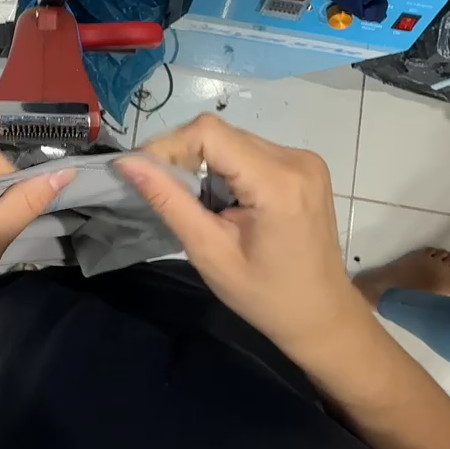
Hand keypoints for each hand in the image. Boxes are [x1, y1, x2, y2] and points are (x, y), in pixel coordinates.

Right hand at [116, 113, 360, 349]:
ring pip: (231, 139)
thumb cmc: (264, 295)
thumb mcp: (208, 251)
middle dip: (183, 156)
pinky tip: (225, 201)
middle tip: (165, 193)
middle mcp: (295, 159)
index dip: (169, 145)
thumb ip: (168, 200)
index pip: (209, 132)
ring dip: (204, 163)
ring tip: (199, 204)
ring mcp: (303, 159)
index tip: (145, 173)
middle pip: (219, 134)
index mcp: (277, 182)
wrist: (322, 316)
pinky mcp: (303, 165)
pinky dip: (225, 167)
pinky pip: (248, 150)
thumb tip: (127, 163)